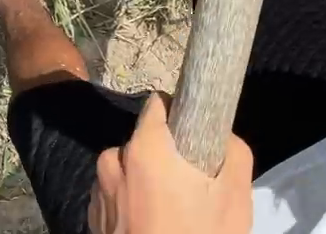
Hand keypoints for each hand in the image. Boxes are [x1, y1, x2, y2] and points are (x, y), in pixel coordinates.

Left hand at [88, 94, 252, 233]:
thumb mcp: (235, 201)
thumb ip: (234, 152)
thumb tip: (222, 134)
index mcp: (144, 148)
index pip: (157, 105)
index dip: (178, 114)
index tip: (193, 134)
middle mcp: (113, 161)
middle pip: (143, 140)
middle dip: (164, 155)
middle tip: (187, 185)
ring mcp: (97, 191)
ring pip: (125, 168)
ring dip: (143, 180)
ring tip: (169, 213)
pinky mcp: (91, 217)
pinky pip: (113, 194)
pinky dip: (128, 203)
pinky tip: (150, 227)